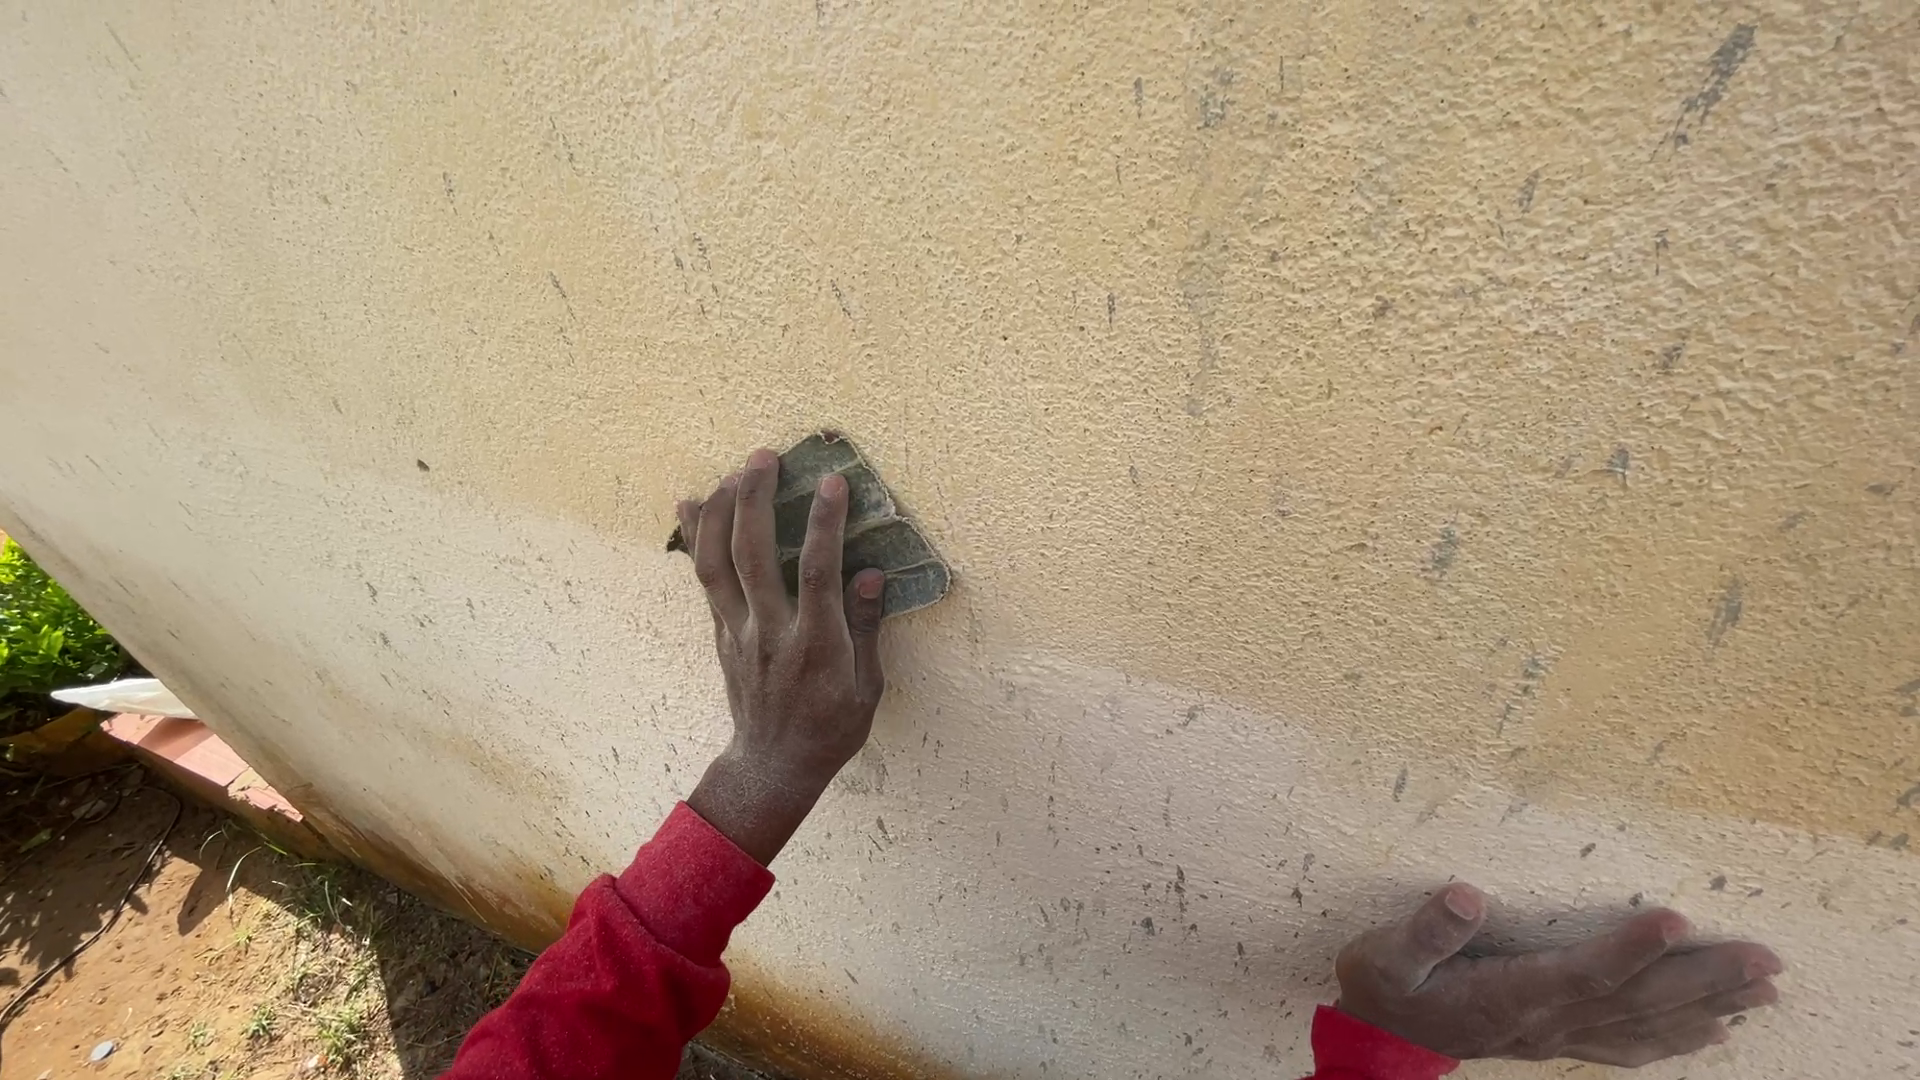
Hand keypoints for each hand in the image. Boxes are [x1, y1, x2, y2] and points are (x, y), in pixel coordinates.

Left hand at [675, 448, 887, 864]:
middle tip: (764, 457)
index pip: (817, 574)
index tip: (832, 482)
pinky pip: (703, 578)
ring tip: (733, 471)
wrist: (772, 766)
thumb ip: (865, 629)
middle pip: (752, 556)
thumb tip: (869, 575)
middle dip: (755, 500)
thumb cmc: (831, 729)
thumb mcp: (866, 689)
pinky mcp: (721, 632)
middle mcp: (769, 632)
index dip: (824, 525)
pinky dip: (695, 537)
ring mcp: (737, 631)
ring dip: (720, 510)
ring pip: (715, 562)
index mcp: (815, 647)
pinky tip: (693, 503)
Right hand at [1334, 883, 1780, 1066]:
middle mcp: (1544, 1022)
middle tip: (1764, 959)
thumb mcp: (1387, 954)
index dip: (1633, 948)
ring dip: (1706, 1009)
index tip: (1679, 920)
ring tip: (1760, 991)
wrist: (1378, 1034)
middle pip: (1634, 1003)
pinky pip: (1626, 1047)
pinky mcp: (1551, 1041)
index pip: (1585, 973)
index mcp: (1507, 996)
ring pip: (1642, 1027)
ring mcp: (1552, 1037)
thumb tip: (1467, 895)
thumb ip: (1427, 930)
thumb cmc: (1381, 986)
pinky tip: (1706, 1031)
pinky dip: (1674, 1040)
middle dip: (1701, 981)